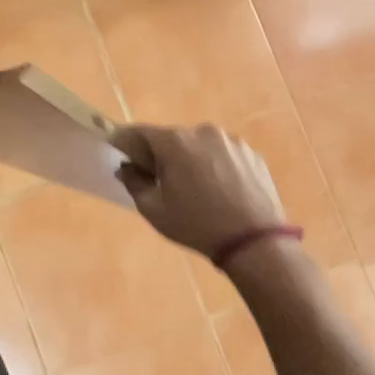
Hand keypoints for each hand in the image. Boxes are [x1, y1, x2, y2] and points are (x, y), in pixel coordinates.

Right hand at [109, 123, 286, 259]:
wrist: (256, 243)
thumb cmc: (196, 224)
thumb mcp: (152, 208)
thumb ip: (132, 181)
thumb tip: (126, 167)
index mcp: (174, 141)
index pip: (137, 132)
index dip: (124, 142)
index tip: (118, 155)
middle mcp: (203, 132)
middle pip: (170, 137)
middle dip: (158, 153)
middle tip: (155, 178)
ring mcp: (231, 142)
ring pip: (197, 144)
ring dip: (187, 158)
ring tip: (191, 186)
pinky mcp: (252, 154)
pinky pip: (221, 153)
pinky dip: (212, 164)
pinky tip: (216, 189)